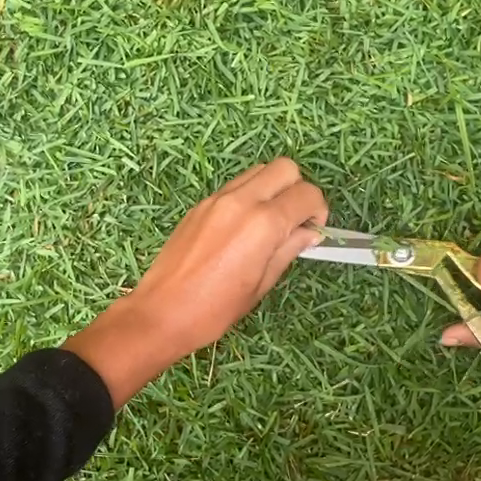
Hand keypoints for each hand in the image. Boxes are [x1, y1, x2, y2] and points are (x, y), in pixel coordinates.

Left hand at [65, 158, 327, 406]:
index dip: (318, 211)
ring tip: (270, 223)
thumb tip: (308, 232)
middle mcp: (241, 201)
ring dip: (273, 188)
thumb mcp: (262, 283)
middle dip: (298, 189)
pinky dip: (250, 196)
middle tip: (295, 220)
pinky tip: (245, 228)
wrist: (162, 312)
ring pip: (259, 171)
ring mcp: (217, 199)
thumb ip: (288, 249)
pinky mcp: (200, 205)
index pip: (306, 195)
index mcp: (262, 223)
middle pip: (284, 168)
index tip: (313, 229)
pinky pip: (235, 186)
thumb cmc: (215, 309)